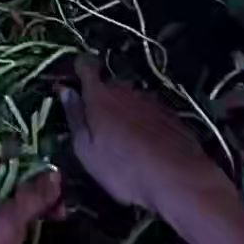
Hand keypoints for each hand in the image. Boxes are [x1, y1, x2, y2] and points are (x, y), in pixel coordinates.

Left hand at [0, 155, 61, 243]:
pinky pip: (1, 223)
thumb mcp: (5, 224)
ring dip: (31, 210)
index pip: (7, 155)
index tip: (59, 178)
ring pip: (7, 202)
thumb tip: (56, 173)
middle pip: (9, 178)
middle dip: (36, 190)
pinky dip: (19, 227)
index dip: (34, 165)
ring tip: (57, 217)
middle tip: (62, 205)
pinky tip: (36, 232)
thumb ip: (31, 197)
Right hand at [58, 56, 225, 212]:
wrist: (178, 177)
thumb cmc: (124, 167)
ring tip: (125, 140)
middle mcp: (124, 89)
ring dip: (125, 111)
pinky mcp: (168, 113)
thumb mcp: (87, 150)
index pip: (86, 66)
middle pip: (109, 85)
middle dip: (103, 98)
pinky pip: (148, 111)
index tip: (76, 78)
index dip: (80, 67)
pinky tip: (146, 145)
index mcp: (99, 95)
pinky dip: (143, 122)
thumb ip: (75, 117)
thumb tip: (65, 90)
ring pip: (129, 99)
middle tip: (100, 125)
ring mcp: (148, 99)